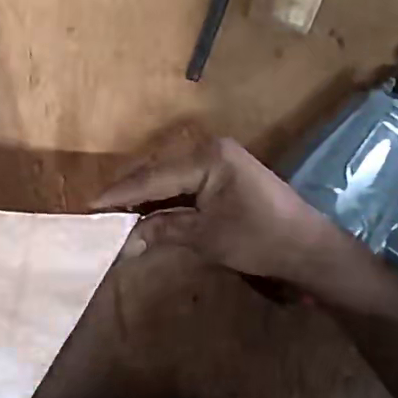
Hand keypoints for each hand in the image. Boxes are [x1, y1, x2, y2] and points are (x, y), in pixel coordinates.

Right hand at [92, 138, 363, 292]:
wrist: (308, 248)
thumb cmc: (260, 239)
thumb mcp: (206, 237)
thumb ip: (163, 231)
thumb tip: (126, 241)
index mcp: (208, 157)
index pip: (154, 176)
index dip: (120, 194)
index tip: (89, 206)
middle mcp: (212, 150)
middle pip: (159, 171)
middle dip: (130, 194)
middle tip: (98, 212)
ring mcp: (220, 162)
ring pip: (171, 178)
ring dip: (146, 198)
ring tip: (115, 214)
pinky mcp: (226, 177)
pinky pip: (186, 185)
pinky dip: (167, 200)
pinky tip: (148, 213)